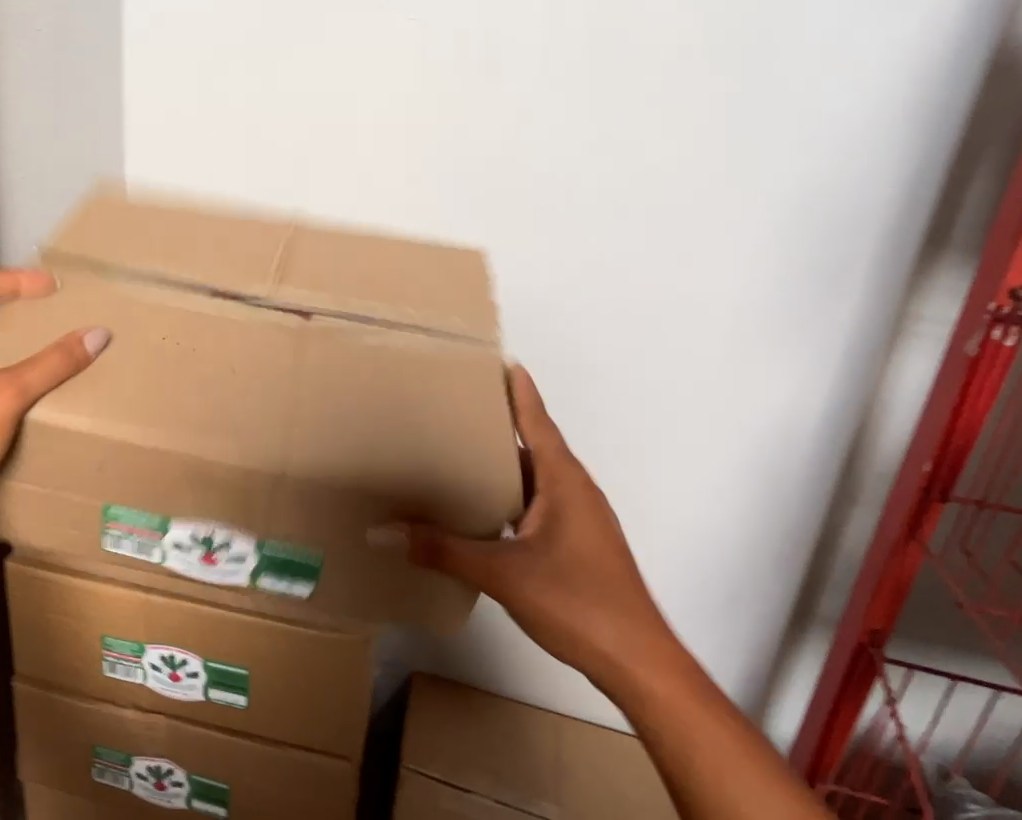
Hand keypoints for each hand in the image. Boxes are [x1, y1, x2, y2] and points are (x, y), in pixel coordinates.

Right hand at [408, 365, 673, 686]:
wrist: (637, 660)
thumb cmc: (577, 601)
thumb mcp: (502, 573)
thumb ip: (443, 550)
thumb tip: (384, 531)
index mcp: (564, 482)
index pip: (539, 423)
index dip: (519, 392)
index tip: (501, 361)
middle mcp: (576, 493)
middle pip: (535, 449)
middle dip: (500, 428)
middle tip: (459, 409)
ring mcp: (581, 522)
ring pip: (536, 482)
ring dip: (504, 470)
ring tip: (461, 458)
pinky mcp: (579, 547)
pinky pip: (539, 508)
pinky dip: (511, 501)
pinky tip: (484, 517)